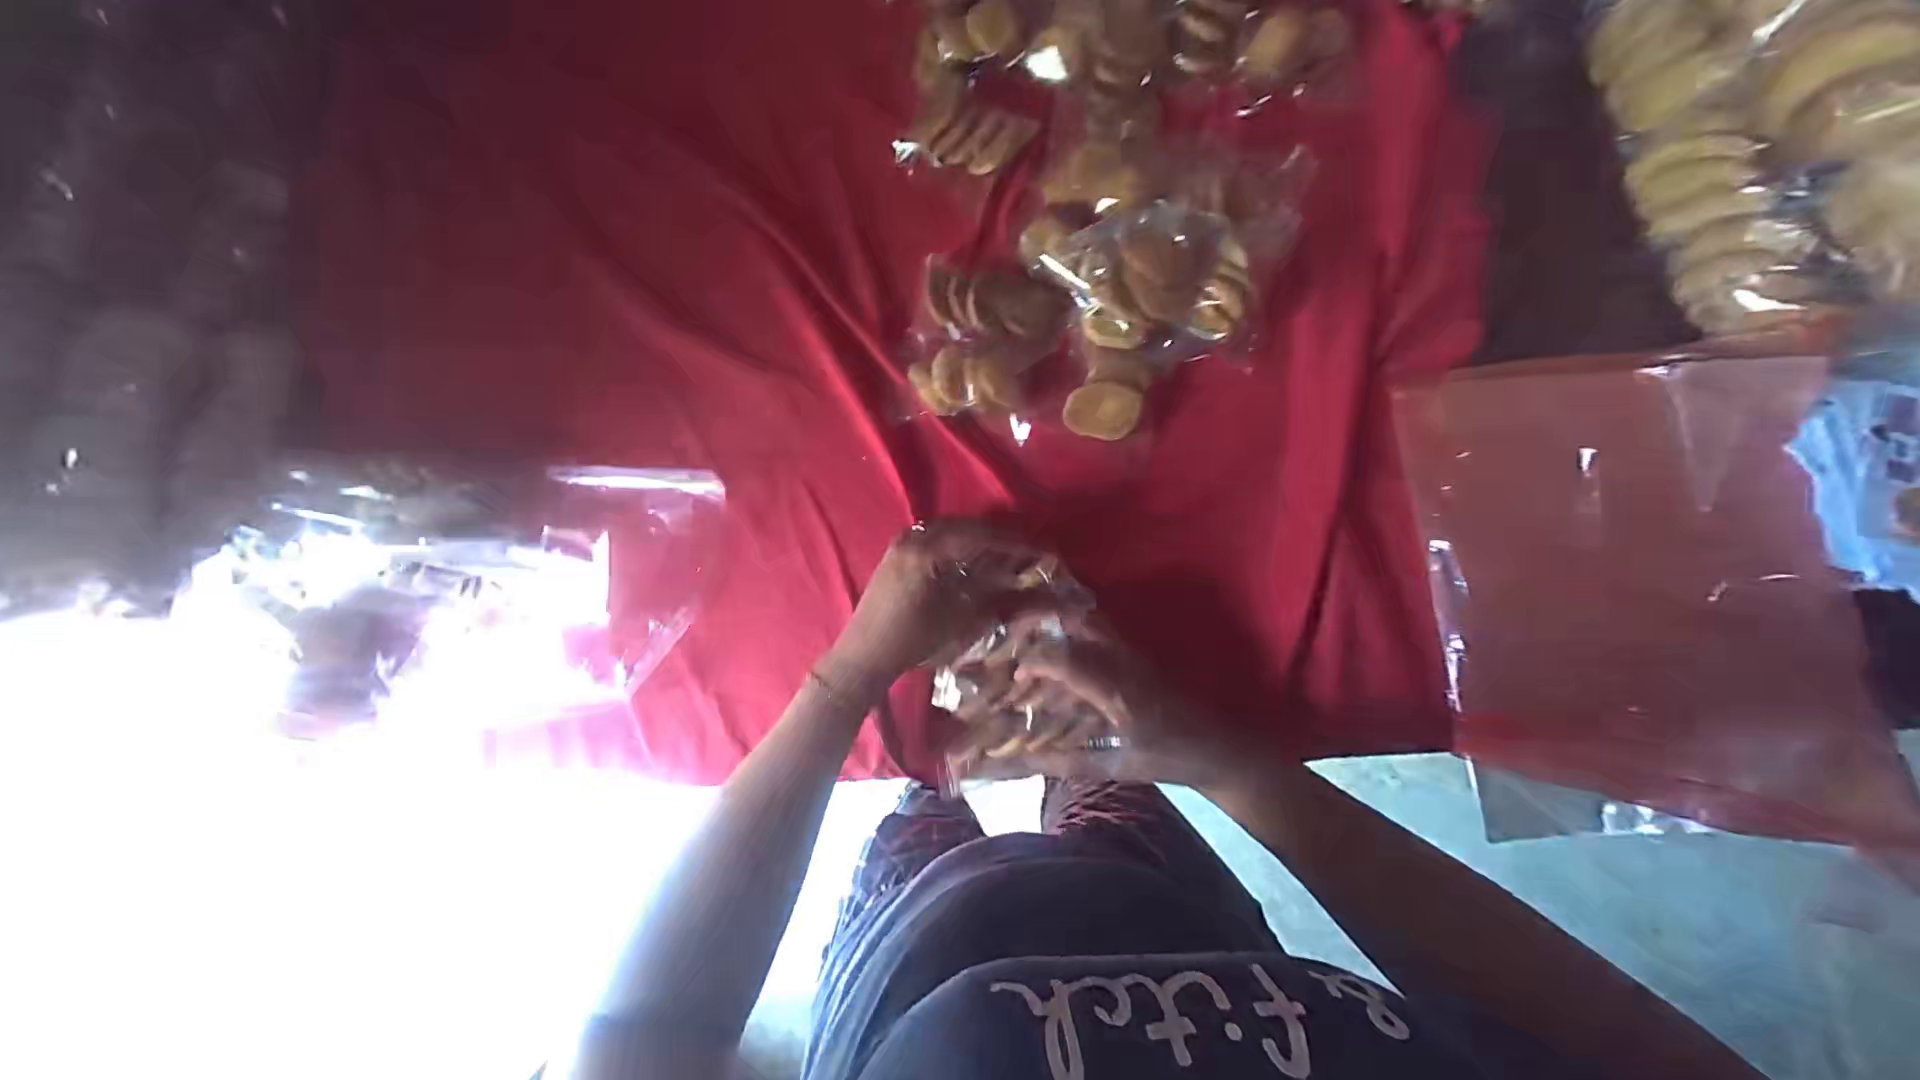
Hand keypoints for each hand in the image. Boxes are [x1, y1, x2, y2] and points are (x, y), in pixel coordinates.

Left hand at [822, 521, 1050, 693]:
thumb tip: (1028, 583)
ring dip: (978, 538)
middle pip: (966, 527)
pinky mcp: (896, 553)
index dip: (1014, 542)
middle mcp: (913, 537)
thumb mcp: (960, 618)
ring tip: (1005, 552)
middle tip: (1027, 548)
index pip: (980, 536)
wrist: (865, 654)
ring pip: (950, 529)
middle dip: (999, 536)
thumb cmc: (913, 639)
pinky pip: (934, 537)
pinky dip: (958, 543)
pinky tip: (972, 558)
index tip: (1040, 549)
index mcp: (928, 550)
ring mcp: (902, 542)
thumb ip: (993, 594)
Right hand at [996, 620, 1256, 788]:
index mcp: (1116, 690)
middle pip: (1081, 621)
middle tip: (1019, 633)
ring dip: (1062, 621)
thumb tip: (1020, 762)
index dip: (1035, 662)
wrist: (1220, 746)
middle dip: (1046, 620)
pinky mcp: (1142, 651)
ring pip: (1094, 619)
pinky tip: (1066, 645)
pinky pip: (1105, 630)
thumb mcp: (1114, 767)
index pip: (1067, 661)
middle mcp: (1124, 660)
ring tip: (1036, 633)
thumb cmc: (1167, 759)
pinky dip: (1079, 629)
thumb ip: (1064, 762)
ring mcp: (1136, 651)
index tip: (1016, 673)